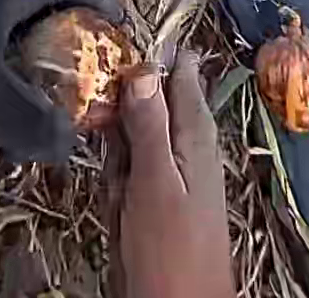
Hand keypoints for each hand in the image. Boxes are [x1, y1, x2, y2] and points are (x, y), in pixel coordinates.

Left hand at [0, 0, 122, 161]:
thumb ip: (30, 123)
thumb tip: (70, 147)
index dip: (105, 0)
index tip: (121, 30)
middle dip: (78, 21)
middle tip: (92, 58)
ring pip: (26, 4)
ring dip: (46, 32)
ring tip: (55, 71)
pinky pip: (2, 14)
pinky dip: (18, 38)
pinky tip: (8, 74)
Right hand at [119, 52, 234, 297]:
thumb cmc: (171, 250)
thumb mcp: (154, 180)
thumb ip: (149, 122)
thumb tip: (145, 66)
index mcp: (195, 126)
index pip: (178, 67)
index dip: (146, 59)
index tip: (115, 66)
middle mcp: (188, 137)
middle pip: (149, 99)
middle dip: (122, 118)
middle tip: (113, 150)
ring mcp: (173, 164)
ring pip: (134, 134)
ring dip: (118, 154)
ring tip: (120, 190)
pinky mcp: (159, 189)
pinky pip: (131, 166)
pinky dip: (119, 179)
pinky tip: (119, 204)